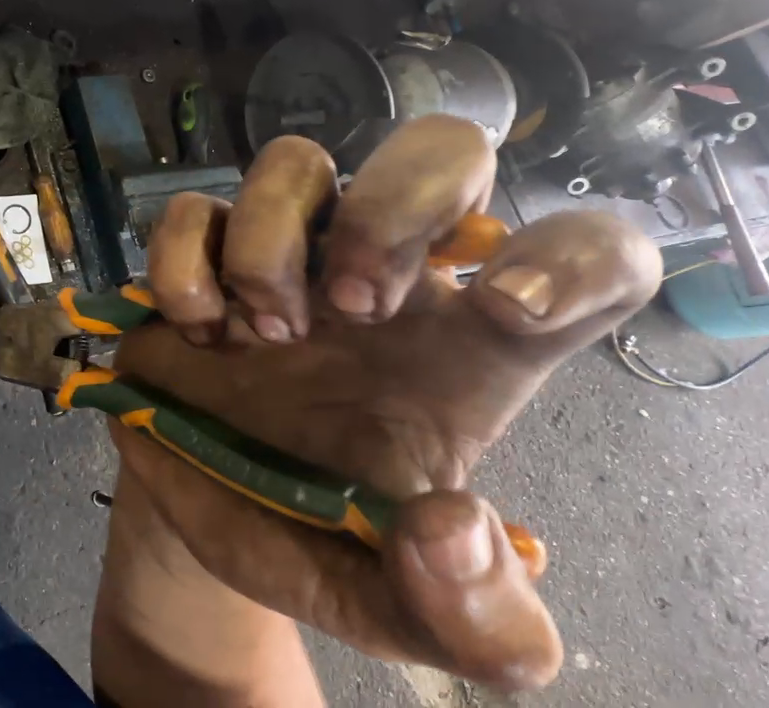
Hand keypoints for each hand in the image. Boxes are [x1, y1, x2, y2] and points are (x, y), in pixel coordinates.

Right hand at [118, 116, 660, 690]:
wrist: (194, 510)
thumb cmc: (307, 540)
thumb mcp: (397, 613)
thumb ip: (466, 619)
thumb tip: (455, 529)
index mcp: (468, 351)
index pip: (585, 254)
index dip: (581, 254)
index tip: (511, 308)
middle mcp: (383, 280)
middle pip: (437, 149)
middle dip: (394, 209)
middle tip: (354, 308)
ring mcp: (281, 258)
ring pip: (296, 162)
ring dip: (270, 244)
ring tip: (259, 337)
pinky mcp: (197, 260)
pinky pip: (192, 208)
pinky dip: (183, 261)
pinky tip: (190, 330)